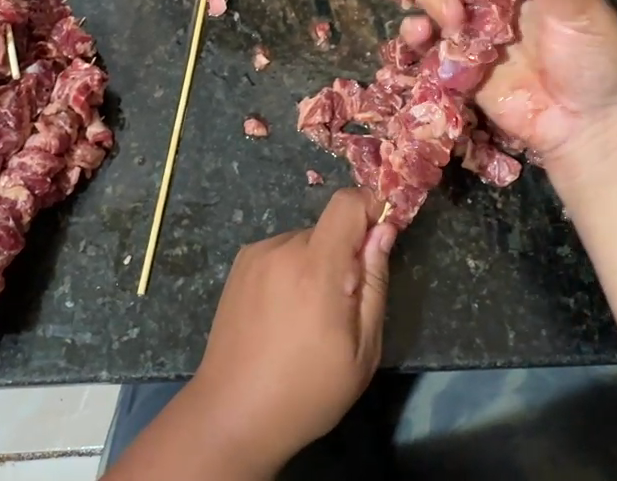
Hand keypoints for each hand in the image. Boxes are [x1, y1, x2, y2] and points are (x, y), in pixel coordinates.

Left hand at [179, 189, 395, 473]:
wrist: (232, 413)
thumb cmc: (308, 391)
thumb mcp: (362, 349)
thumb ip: (375, 282)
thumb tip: (384, 230)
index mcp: (316, 266)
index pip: (347, 203)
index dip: (371, 209)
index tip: (381, 240)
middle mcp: (282, 248)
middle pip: (328, 228)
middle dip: (344, 256)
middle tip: (342, 308)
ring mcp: (256, 255)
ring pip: (304, 243)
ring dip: (316, 265)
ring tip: (308, 319)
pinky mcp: (240, 265)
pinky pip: (280, 253)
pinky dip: (292, 272)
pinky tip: (283, 315)